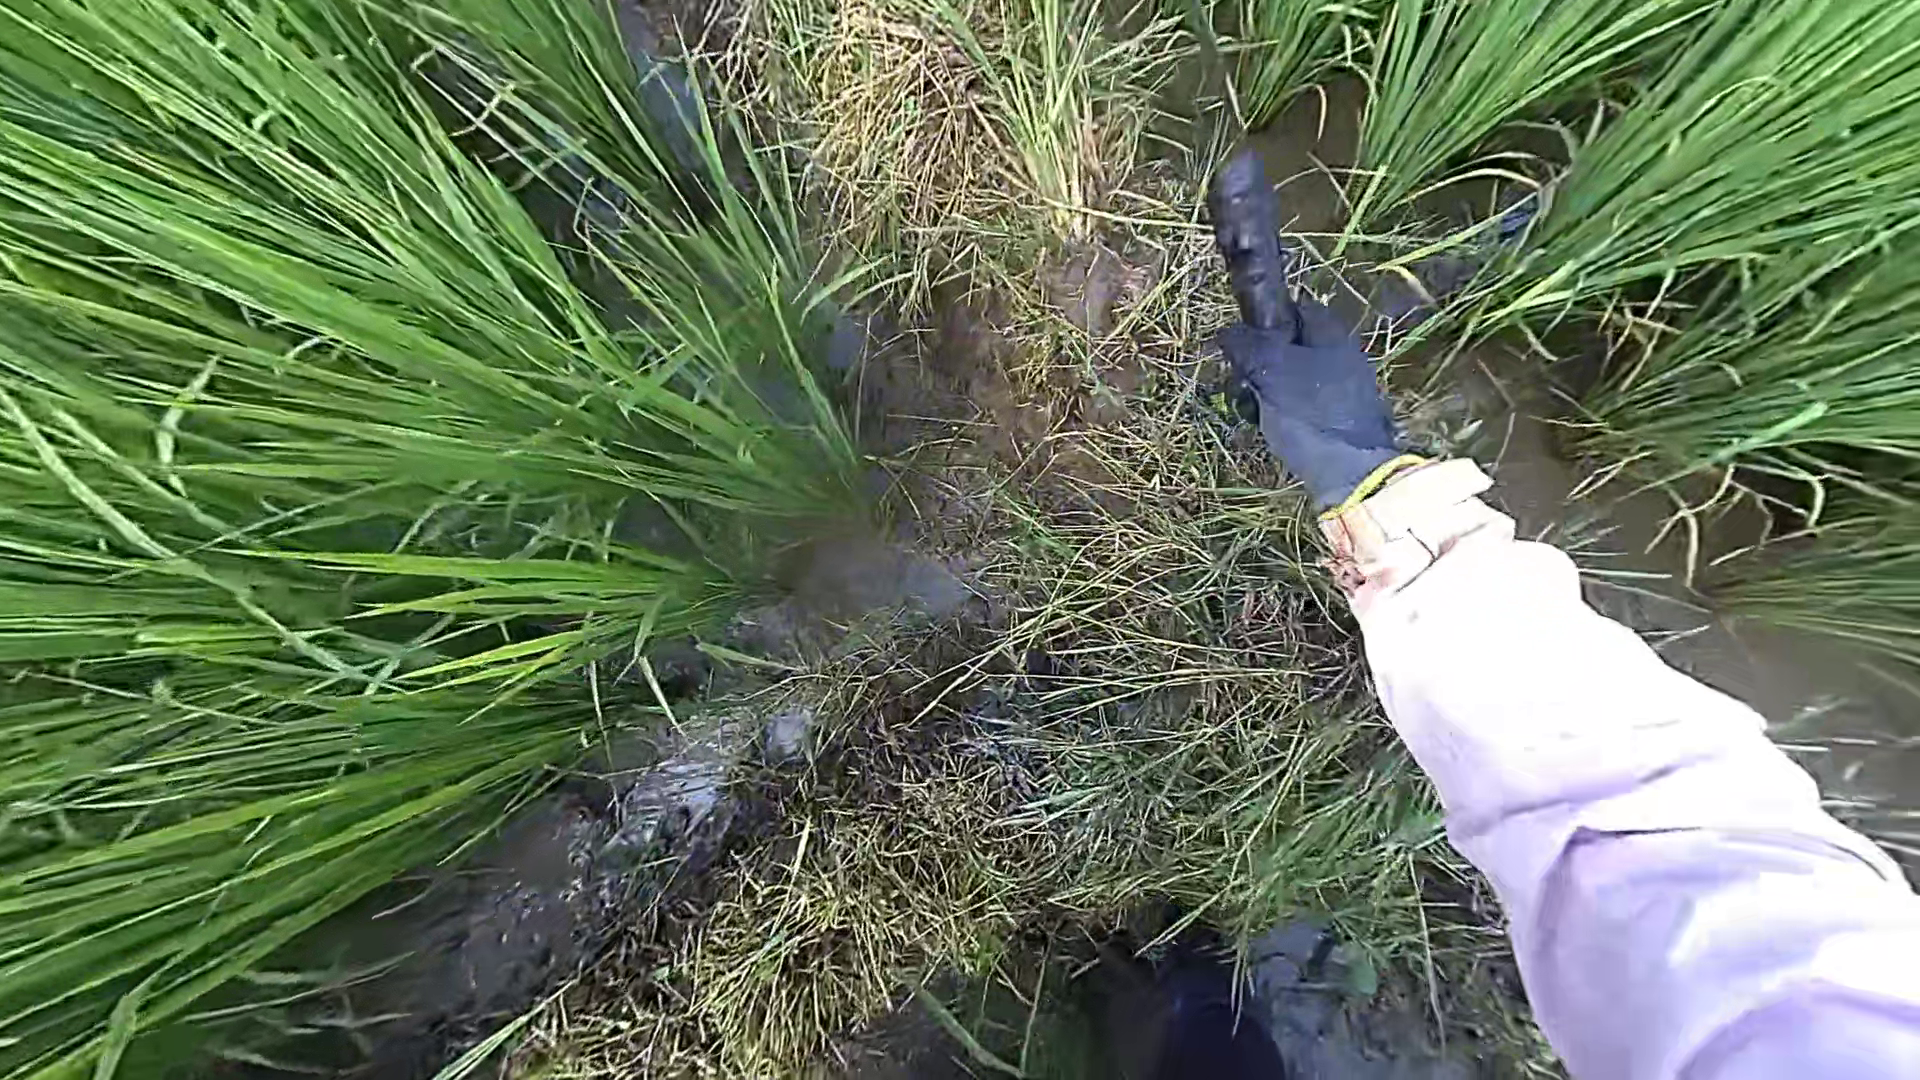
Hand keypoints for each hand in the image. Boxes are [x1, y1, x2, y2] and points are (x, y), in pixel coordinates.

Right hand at [1217, 299, 1399, 507]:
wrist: (1348, 469)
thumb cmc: (1309, 413)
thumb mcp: (1271, 372)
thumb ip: (1248, 346)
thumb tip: (1226, 331)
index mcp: (1331, 338)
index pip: (1300, 308)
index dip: (1269, 315)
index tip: (1242, 333)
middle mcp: (1342, 358)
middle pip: (1294, 346)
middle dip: (1262, 358)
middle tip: (1239, 376)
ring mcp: (1342, 391)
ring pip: (1293, 377)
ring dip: (1266, 387)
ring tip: (1249, 405)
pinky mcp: (1337, 420)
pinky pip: (1301, 404)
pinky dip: (1281, 409)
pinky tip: (1268, 424)